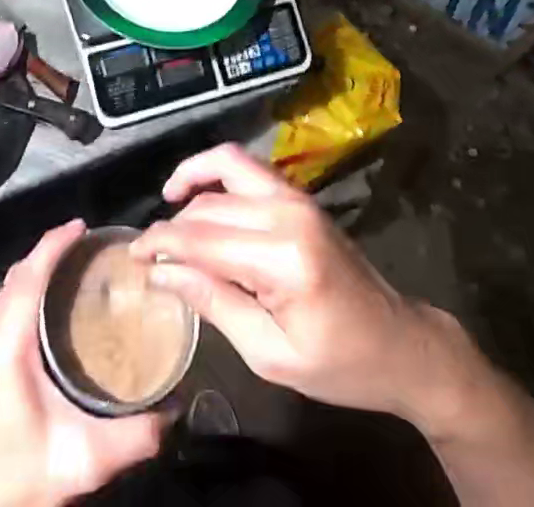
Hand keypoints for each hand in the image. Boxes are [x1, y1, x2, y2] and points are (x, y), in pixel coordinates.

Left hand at [0, 220, 166, 506]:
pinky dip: (33, 282)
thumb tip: (177, 410)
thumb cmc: (27, 472)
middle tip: (90, 240)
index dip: (53, 245)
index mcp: (8, 344)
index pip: (28, 276)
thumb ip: (137, 434)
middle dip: (51, 248)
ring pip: (13, 285)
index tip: (82, 226)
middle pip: (20, 273)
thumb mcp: (87, 457)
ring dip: (41, 264)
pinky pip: (12, 300)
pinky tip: (59, 292)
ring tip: (79, 258)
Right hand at [130, 144, 500, 438]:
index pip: (200, 238)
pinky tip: (201, 194)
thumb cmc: (340, 365)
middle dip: (170, 225)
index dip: (159, 244)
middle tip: (146, 253)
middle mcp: (288, 214)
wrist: (402, 344)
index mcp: (282, 259)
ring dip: (191, 183)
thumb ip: (212, 303)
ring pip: (227, 169)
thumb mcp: (269, 354)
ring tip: (167, 208)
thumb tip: (161, 272)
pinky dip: (217, 172)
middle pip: (209, 206)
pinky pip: (249, 168)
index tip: (130, 256)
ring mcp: (297, 199)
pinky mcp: (301, 198)